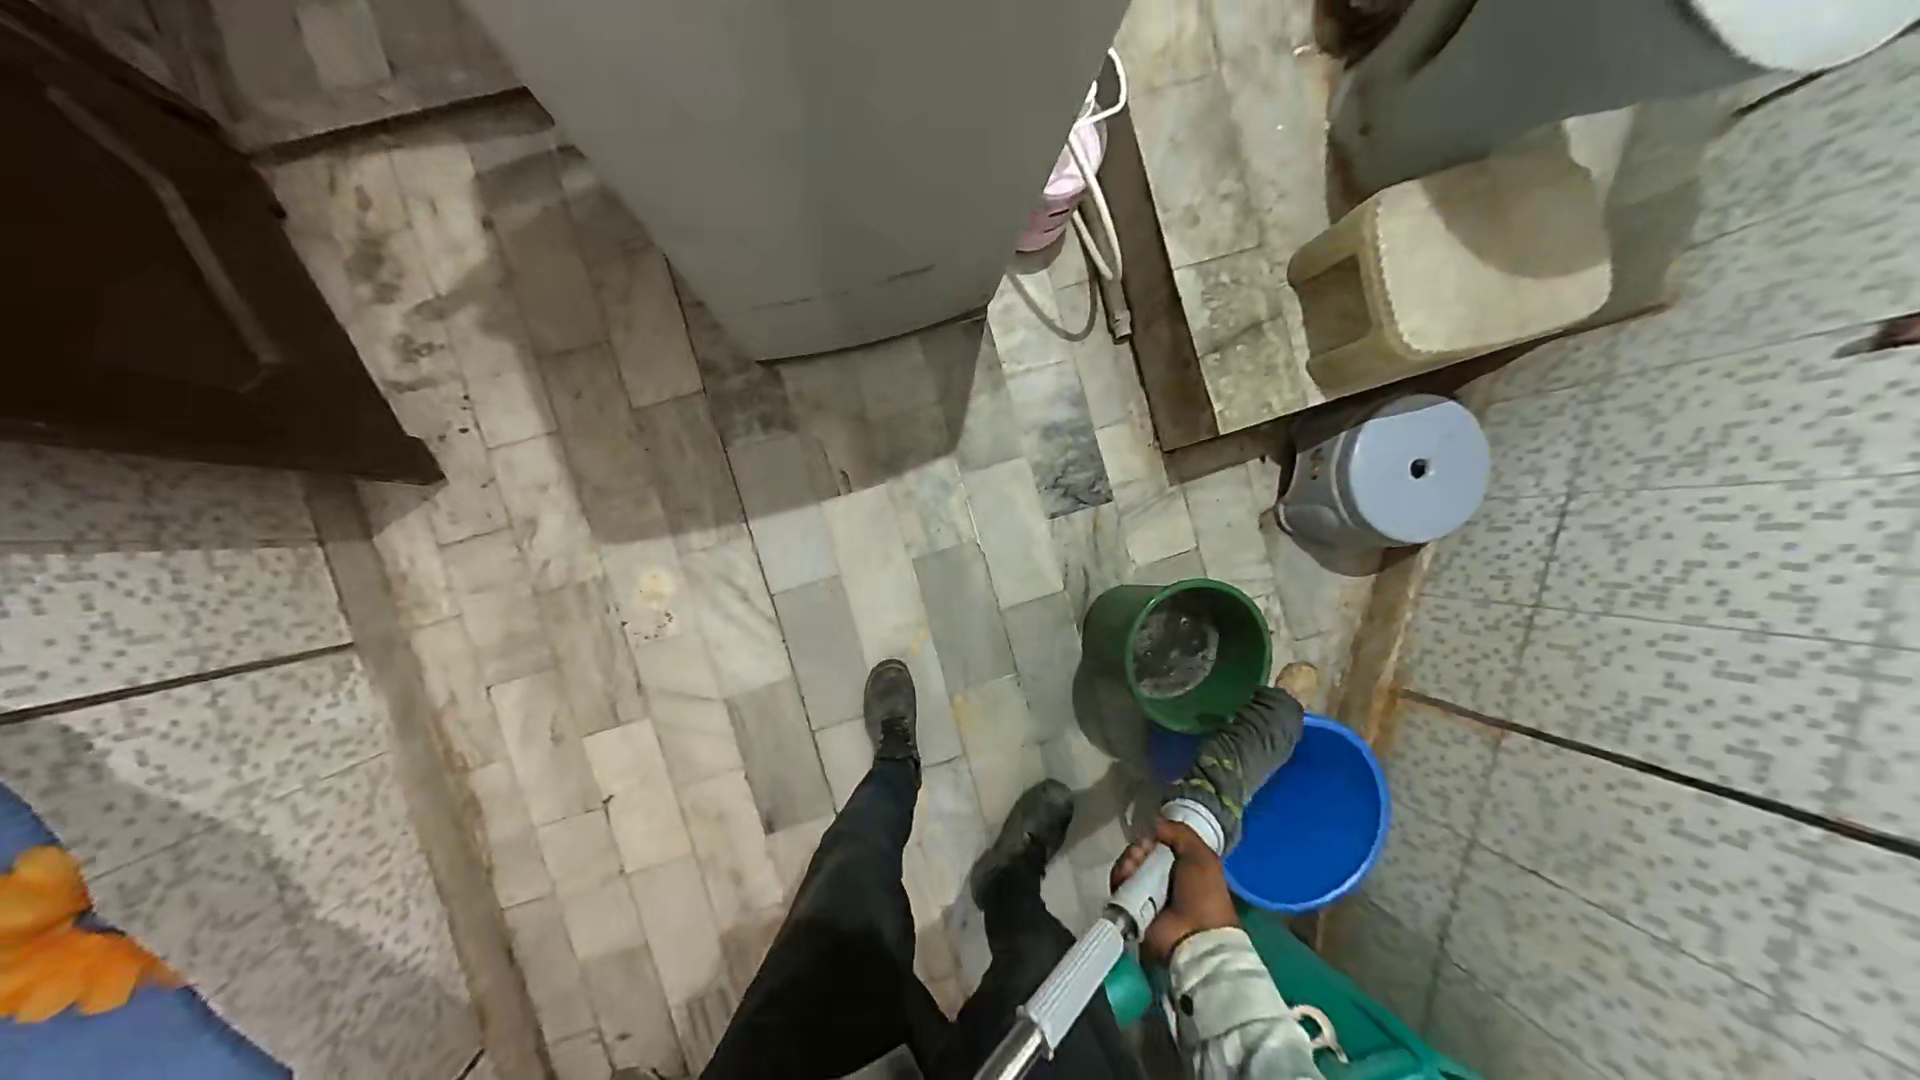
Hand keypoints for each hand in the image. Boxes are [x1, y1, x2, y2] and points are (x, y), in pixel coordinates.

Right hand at [1109, 820, 1237, 962]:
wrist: (1196, 935)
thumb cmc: (1204, 894)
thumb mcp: (1202, 856)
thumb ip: (1180, 833)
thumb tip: (1154, 823)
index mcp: (1181, 868)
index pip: (1158, 845)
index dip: (1153, 837)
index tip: (1153, 836)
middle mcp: (1161, 880)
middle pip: (1140, 854)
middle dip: (1138, 848)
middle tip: (1142, 851)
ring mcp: (1144, 895)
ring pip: (1127, 866)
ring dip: (1129, 859)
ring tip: (1135, 862)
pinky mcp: (1130, 908)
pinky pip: (1118, 885)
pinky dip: (1121, 876)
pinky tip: (1127, 874)